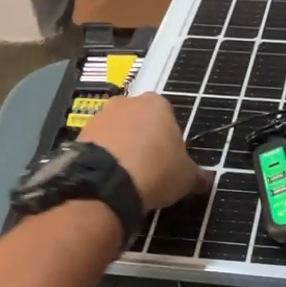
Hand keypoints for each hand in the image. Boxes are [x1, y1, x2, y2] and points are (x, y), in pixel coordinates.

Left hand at [78, 93, 210, 211]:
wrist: (105, 184)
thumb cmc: (155, 171)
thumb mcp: (186, 178)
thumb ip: (198, 175)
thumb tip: (206, 180)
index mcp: (157, 103)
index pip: (168, 117)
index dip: (169, 140)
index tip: (169, 160)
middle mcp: (126, 102)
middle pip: (139, 120)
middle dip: (143, 139)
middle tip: (149, 168)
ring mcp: (99, 116)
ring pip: (116, 131)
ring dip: (121, 148)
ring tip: (126, 176)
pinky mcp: (79, 134)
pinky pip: (97, 145)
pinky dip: (103, 158)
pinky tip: (109, 178)